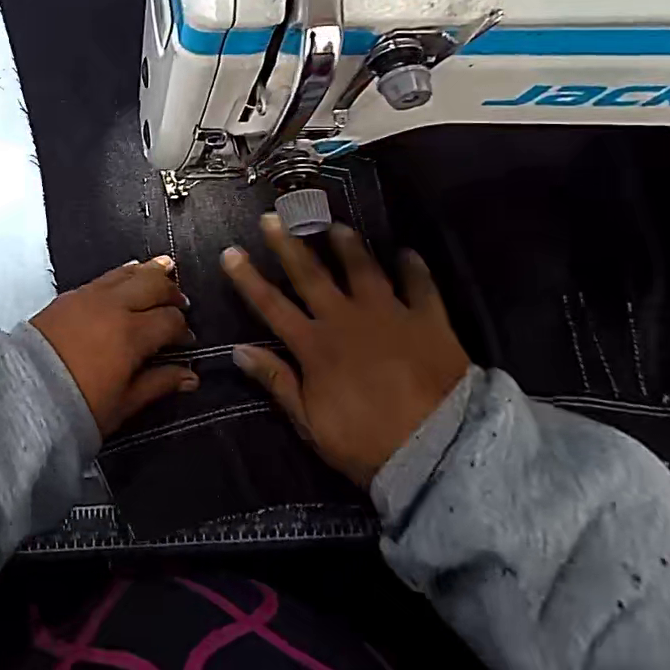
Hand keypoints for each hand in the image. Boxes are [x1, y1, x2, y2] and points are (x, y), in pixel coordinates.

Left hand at [31, 256, 199, 436]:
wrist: (20, 395)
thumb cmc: (76, 406)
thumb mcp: (123, 403)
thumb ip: (159, 383)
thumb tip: (190, 376)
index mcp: (131, 334)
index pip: (169, 320)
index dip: (182, 330)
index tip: (185, 341)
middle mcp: (114, 307)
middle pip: (153, 285)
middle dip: (171, 292)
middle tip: (181, 301)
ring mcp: (90, 296)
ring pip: (129, 273)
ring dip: (150, 272)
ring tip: (165, 269)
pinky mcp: (69, 295)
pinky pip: (105, 276)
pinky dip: (124, 274)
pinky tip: (129, 275)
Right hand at [223, 215, 470, 484]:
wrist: (439, 452)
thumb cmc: (368, 443)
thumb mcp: (311, 422)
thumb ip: (276, 381)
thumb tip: (238, 350)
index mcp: (315, 345)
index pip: (272, 304)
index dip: (248, 278)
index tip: (230, 252)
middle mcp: (347, 319)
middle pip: (311, 274)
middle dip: (288, 244)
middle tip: (273, 216)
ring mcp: (389, 314)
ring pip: (362, 269)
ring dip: (347, 245)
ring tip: (334, 225)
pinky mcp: (428, 320)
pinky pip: (420, 285)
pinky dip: (413, 267)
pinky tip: (407, 251)